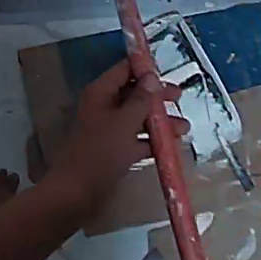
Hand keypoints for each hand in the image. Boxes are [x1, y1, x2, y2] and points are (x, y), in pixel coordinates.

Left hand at [50, 58, 187, 215]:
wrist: (76, 192)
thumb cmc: (100, 152)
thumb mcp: (124, 123)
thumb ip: (140, 100)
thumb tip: (152, 77)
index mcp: (101, 92)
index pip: (124, 69)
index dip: (144, 67)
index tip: (167, 70)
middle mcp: (103, 105)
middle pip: (132, 93)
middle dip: (156, 96)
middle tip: (180, 97)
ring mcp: (107, 128)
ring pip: (136, 117)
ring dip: (158, 120)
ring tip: (184, 127)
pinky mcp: (112, 148)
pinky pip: (134, 138)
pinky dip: (150, 140)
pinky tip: (170, 146)